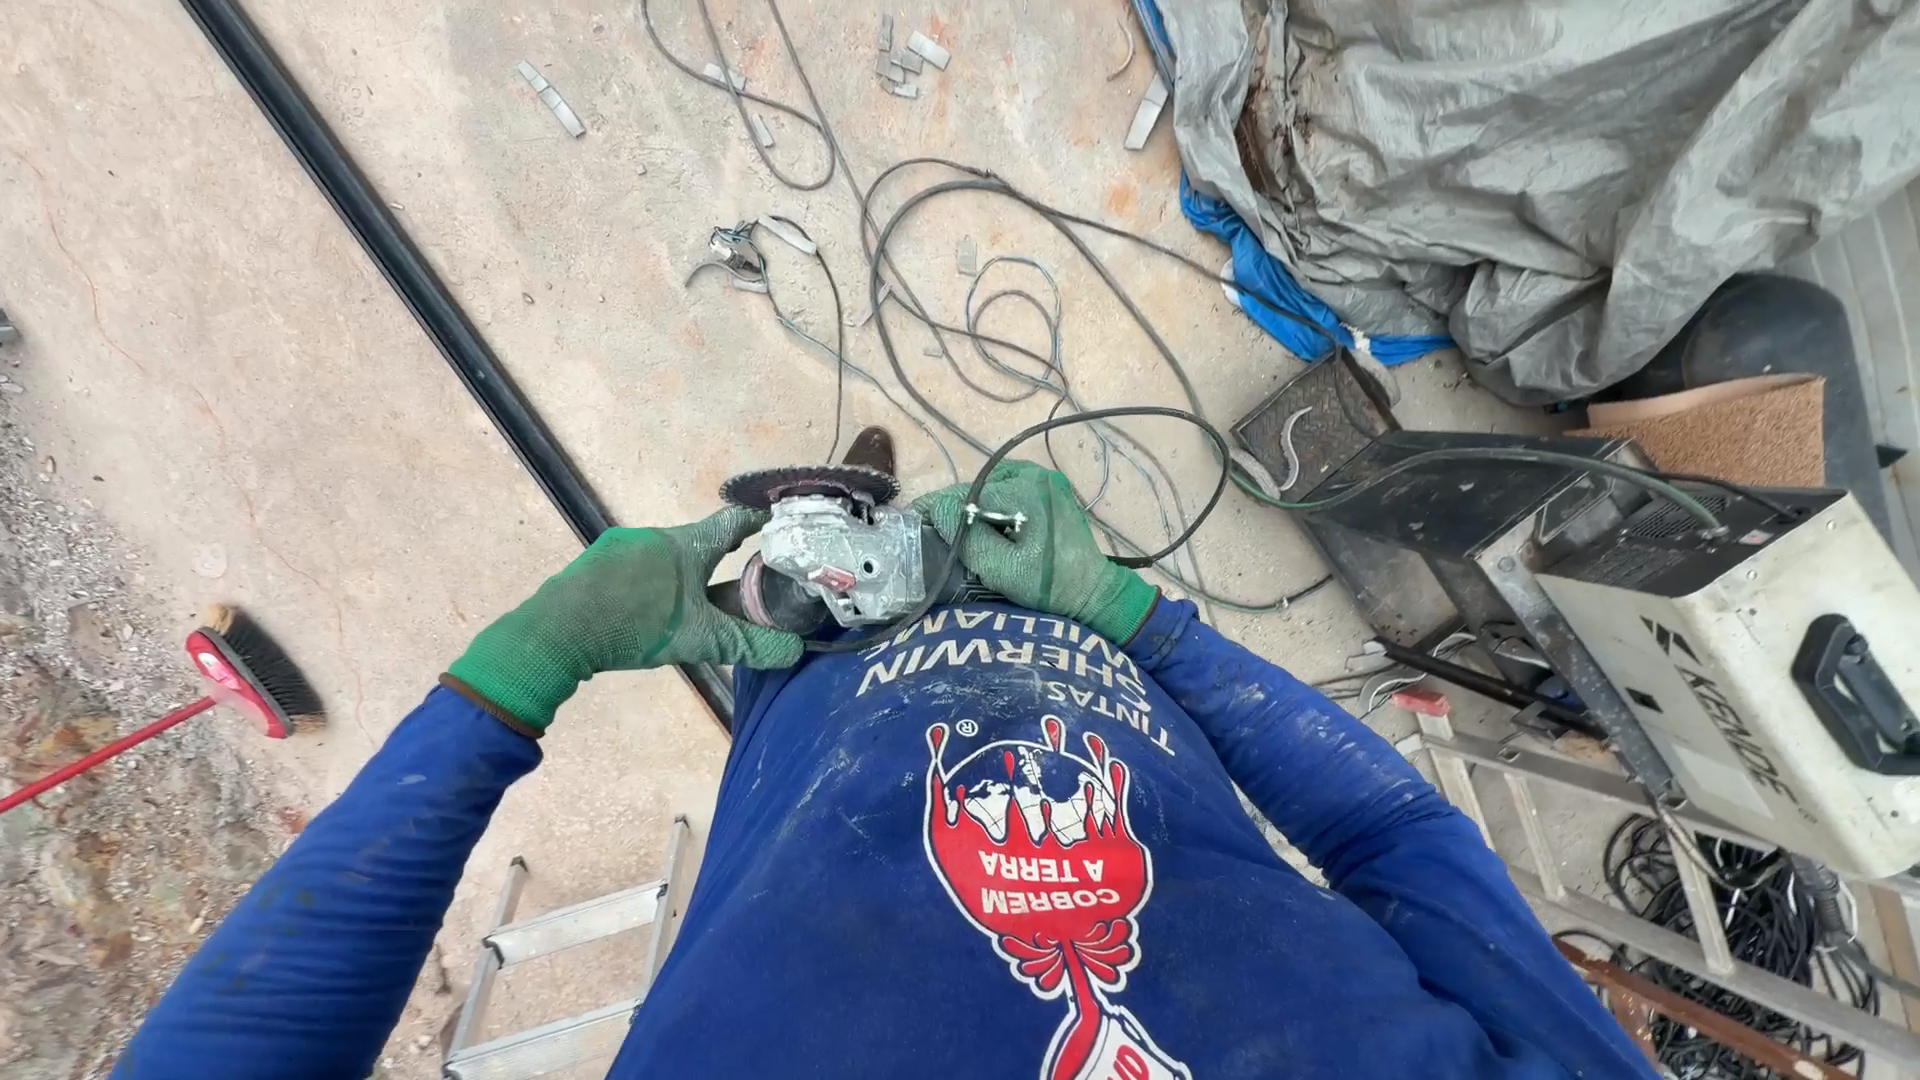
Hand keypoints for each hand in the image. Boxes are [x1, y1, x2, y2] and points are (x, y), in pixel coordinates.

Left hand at [445, 507, 801, 731]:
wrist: (556, 634)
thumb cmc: (637, 627)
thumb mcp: (701, 640)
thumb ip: (749, 644)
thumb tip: (794, 650)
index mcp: (688, 545)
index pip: (735, 520)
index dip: (760, 518)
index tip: (778, 520)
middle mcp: (658, 535)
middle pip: (702, 539)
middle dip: (723, 556)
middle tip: (743, 575)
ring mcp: (624, 545)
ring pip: (670, 552)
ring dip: (687, 570)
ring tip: (696, 599)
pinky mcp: (598, 561)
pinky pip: (641, 562)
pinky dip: (657, 578)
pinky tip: (652, 605)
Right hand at [913, 460, 1158, 643]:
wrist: (1091, 591)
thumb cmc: (1047, 585)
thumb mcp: (1000, 568)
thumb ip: (966, 537)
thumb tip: (936, 509)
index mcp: (1022, 490)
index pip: (963, 495)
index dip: (938, 512)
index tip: (919, 527)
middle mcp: (1032, 474)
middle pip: (976, 488)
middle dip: (957, 511)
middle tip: (942, 537)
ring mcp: (1043, 477)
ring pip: (988, 487)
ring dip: (975, 508)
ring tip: (966, 534)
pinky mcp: (1048, 486)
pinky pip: (1007, 490)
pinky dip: (994, 505)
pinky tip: (992, 527)